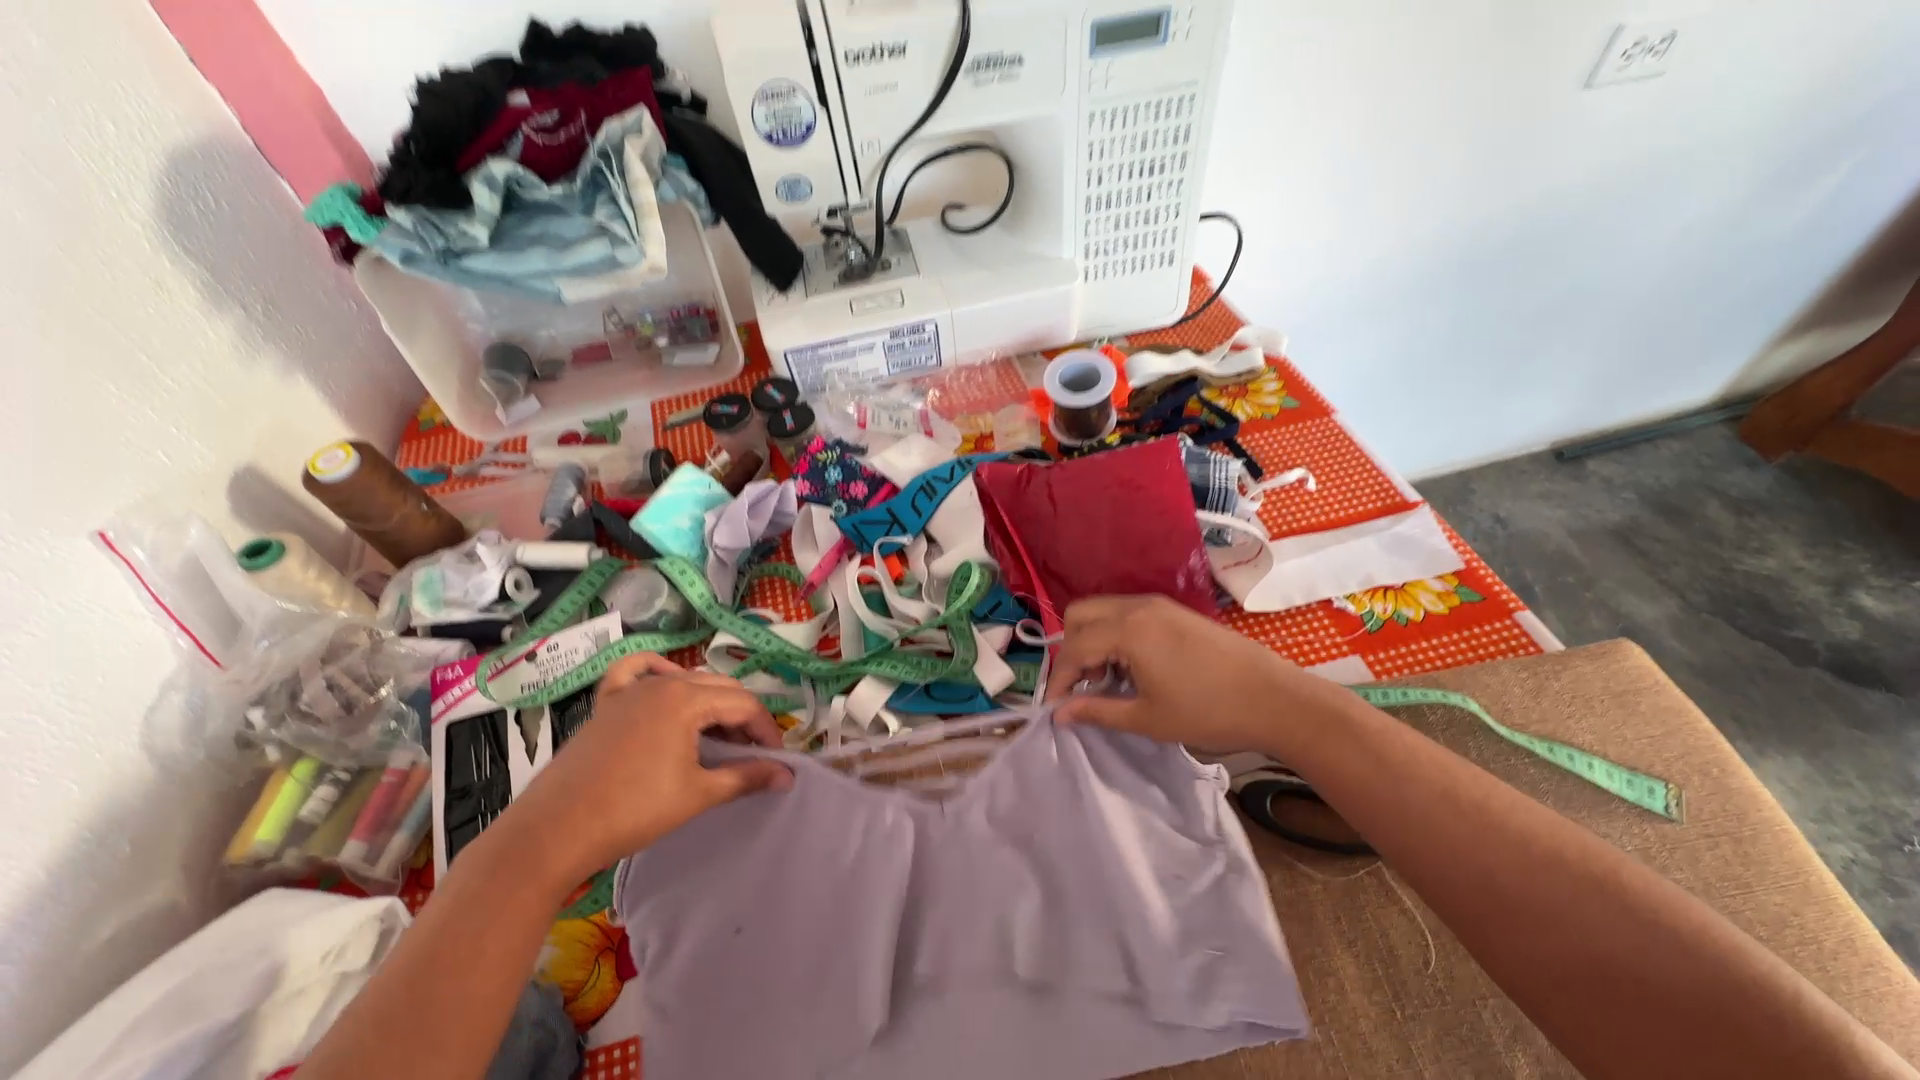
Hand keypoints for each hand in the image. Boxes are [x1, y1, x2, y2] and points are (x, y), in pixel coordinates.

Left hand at [502, 654, 792, 887]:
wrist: (556, 830)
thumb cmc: (634, 811)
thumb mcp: (699, 794)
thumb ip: (746, 777)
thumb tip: (788, 775)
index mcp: (686, 699)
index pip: (744, 704)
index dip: (767, 731)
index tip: (776, 761)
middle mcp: (661, 683)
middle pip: (719, 688)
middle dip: (742, 717)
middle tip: (751, 755)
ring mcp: (629, 690)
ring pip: (685, 681)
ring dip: (710, 703)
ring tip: (718, 738)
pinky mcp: (605, 704)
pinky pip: (636, 672)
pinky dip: (657, 674)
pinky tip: (667, 687)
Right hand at [1044, 596, 1355, 755]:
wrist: (1274, 698)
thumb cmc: (1208, 711)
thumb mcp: (1147, 718)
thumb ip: (1097, 711)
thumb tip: (1059, 714)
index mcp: (1129, 630)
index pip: (1074, 646)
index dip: (1060, 678)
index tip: (1057, 708)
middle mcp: (1139, 606)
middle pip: (1081, 614)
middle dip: (1072, 649)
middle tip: (1085, 686)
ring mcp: (1160, 605)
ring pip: (1104, 610)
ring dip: (1093, 640)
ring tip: (1109, 681)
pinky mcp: (1176, 611)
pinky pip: (1128, 613)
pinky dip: (1116, 634)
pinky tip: (1134, 668)